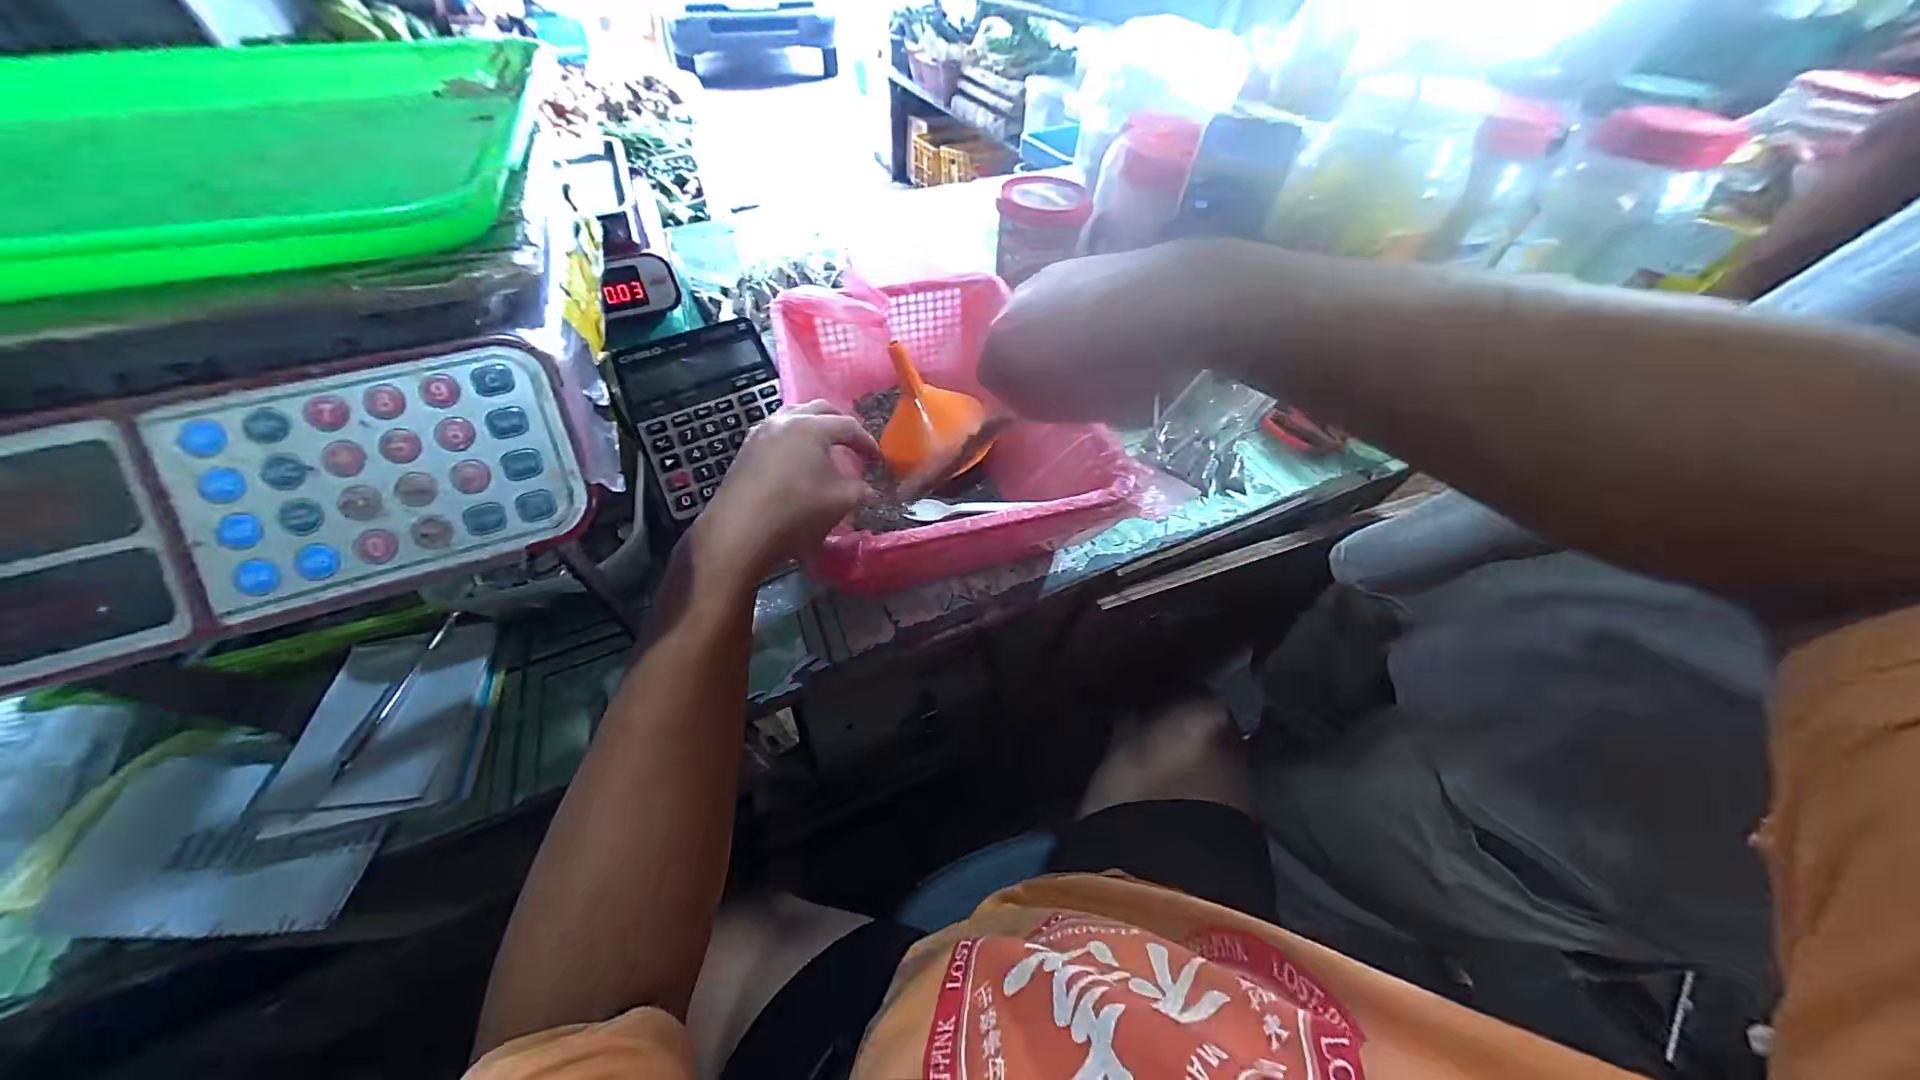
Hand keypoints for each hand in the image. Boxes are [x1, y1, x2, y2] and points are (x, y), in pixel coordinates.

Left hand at [687, 401, 878, 590]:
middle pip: (820, 410)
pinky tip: (797, 462)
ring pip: (794, 417)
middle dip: (840, 425)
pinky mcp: (745, 449)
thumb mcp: (839, 503)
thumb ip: (859, 491)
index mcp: (811, 427)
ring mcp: (760, 433)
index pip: (848, 425)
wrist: (740, 531)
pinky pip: (777, 433)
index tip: (877, 459)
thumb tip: (867, 489)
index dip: (867, 441)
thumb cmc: (796, 511)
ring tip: (824, 449)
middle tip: (853, 444)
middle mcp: (784, 420)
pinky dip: (794, 440)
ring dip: (814, 428)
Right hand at [979, 238, 1273, 424]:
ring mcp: (1045, 277)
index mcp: (1002, 346)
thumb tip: (1020, 396)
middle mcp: (1012, 305)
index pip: (989, 379)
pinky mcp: (1079, 261)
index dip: (1014, 397)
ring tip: (1095, 353)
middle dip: (1029, 362)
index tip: (1043, 407)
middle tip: (1066, 382)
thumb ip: (1033, 404)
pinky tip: (1113, 326)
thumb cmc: (1120, 371)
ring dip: (1054, 337)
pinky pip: (1066, 300)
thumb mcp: (1072, 410)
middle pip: (1009, 342)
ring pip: (1037, 318)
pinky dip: (1079, 315)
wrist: (1177, 302)